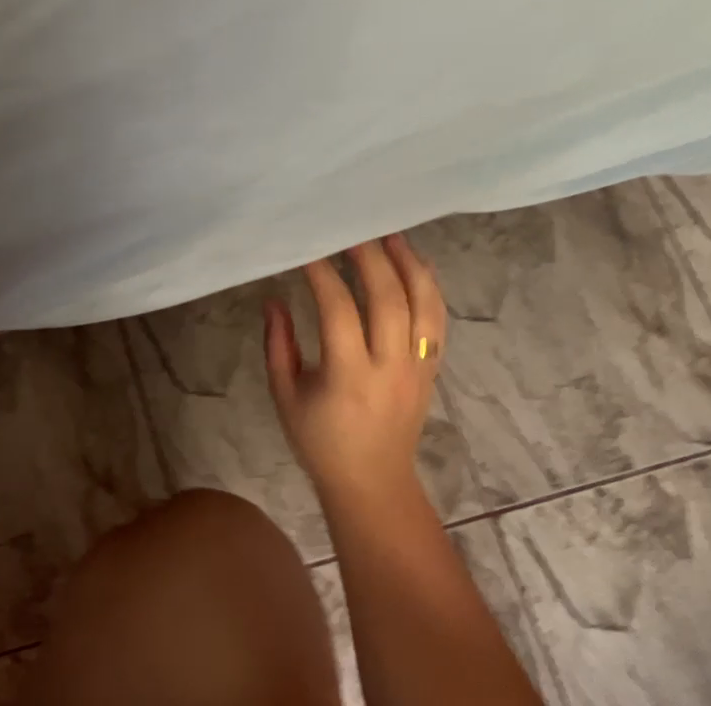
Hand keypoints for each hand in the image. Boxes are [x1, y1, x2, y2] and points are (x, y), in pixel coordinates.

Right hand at [263, 234, 446, 505]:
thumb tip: (275, 298)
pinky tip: (414, 265)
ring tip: (391, 235)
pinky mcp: (431, 369)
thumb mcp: (285, 395)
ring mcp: (417, 367)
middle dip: (372, 258)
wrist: (373, 482)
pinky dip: (428, 288)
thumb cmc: (320, 441)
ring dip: (410, 265)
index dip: (324, 275)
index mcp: (348, 376)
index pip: (339, 311)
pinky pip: (436, 321)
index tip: (309, 250)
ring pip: (424, 306)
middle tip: (354, 229)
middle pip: (390, 299)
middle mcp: (390, 367)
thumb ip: (278, 345)